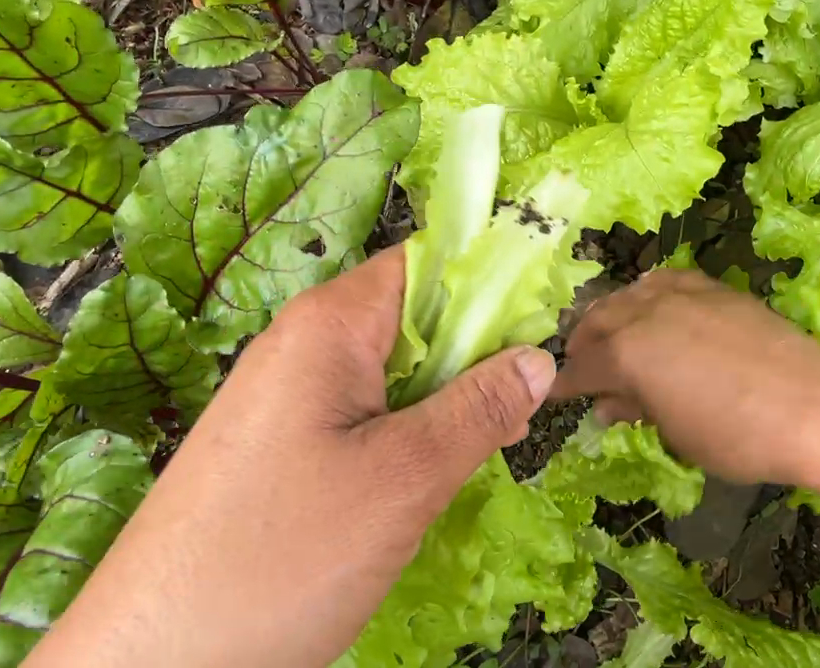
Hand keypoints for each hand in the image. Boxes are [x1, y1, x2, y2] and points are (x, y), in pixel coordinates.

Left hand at [27, 249, 557, 667]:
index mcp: (329, 323)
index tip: (541, 324)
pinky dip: (405, 433)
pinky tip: (427, 477)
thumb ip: (480, 409)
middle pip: (411, 316)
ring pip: (391, 371)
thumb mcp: (404, 478)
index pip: (425, 262)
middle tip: (520, 407)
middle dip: (473, 352)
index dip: (488, 280)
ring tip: (485, 447)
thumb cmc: (282, 556)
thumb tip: (538, 356)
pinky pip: (361, 414)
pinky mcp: (278, 446)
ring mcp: (285, 396)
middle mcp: (303, 343)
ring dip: (444, 399)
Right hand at [552, 269, 819, 488]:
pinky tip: (655, 308)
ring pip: (629, 294)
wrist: (813, 402)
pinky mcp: (713, 287)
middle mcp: (644, 313)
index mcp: (627, 353)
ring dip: (613, 314)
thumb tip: (609, 405)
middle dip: (584, 343)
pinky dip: (648, 295)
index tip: (558, 393)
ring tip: (614, 334)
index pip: (583, 367)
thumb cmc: (738, 435)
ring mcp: (680, 294)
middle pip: (600, 320)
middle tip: (583, 366)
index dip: (568, 383)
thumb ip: (638, 410)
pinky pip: (665, 282)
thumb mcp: (678, 434)